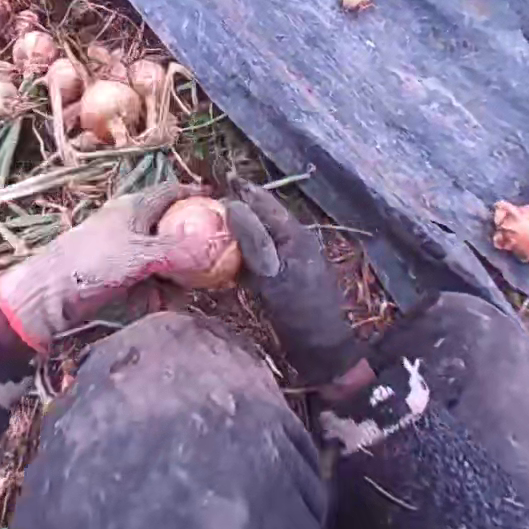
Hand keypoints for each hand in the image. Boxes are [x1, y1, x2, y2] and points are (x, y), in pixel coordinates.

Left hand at [0, 183, 211, 351]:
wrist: (47, 296)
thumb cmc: (90, 264)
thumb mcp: (139, 255)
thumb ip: (178, 250)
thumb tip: (218, 243)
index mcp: (133, 207)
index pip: (172, 193)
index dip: (196, 196)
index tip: (220, 207)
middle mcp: (130, 225)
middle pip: (171, 228)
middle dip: (191, 245)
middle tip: (213, 261)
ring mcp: (123, 251)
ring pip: (162, 257)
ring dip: (175, 272)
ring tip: (183, 288)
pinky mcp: (117, 275)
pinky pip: (148, 278)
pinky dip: (158, 289)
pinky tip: (160, 300)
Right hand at [225, 180, 368, 391]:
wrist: (321, 348)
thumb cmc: (298, 310)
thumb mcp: (272, 273)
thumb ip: (253, 238)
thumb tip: (232, 204)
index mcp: (294, 233)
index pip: (263, 201)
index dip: (241, 189)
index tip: (217, 179)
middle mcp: (293, 240)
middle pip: (261, 215)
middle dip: (237, 206)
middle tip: (207, 203)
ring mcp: (289, 258)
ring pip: (258, 235)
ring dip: (237, 229)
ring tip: (209, 225)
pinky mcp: (283, 275)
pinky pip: (258, 255)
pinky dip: (241, 251)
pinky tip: (223, 256)